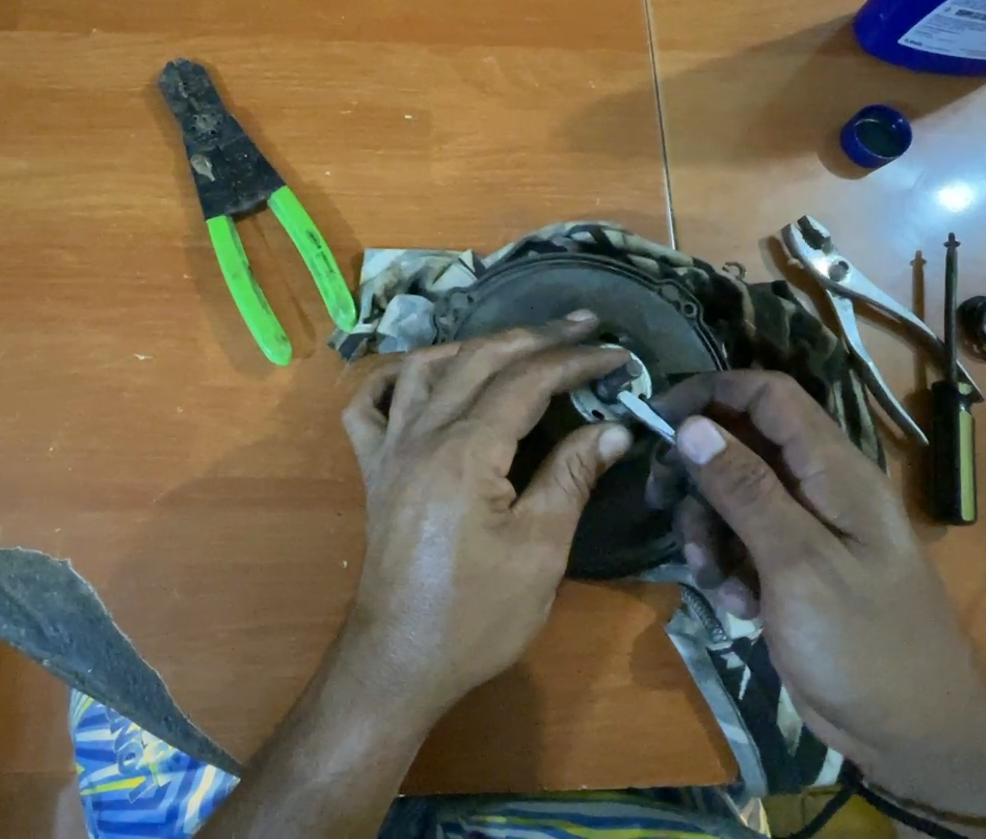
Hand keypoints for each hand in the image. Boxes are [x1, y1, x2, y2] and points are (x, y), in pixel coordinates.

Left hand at [335, 312, 633, 724]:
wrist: (401, 660)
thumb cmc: (477, 615)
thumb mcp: (540, 550)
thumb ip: (571, 476)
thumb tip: (613, 426)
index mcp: (465, 451)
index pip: (526, 382)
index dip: (574, 362)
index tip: (617, 355)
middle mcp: (420, 434)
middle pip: (479, 361)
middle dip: (535, 337)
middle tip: (583, 325)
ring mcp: (389, 449)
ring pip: (423, 369)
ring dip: (471, 346)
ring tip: (515, 344)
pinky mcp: (373, 470)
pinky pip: (367, 407)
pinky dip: (392, 381)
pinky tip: (418, 378)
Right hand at [648, 372, 985, 834]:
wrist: (918, 740)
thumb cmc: (866, 645)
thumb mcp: (797, 564)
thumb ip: (745, 490)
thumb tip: (689, 425)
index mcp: (834, 470)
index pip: (767, 395)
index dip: (709, 392)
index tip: (656, 418)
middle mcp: (818, 488)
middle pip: (739, 443)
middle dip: (696, 471)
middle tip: (663, 502)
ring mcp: (805, 529)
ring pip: (731, 495)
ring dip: (705, 528)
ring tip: (710, 575)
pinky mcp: (791, 567)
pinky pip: (739, 540)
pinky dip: (725, 564)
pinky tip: (736, 604)